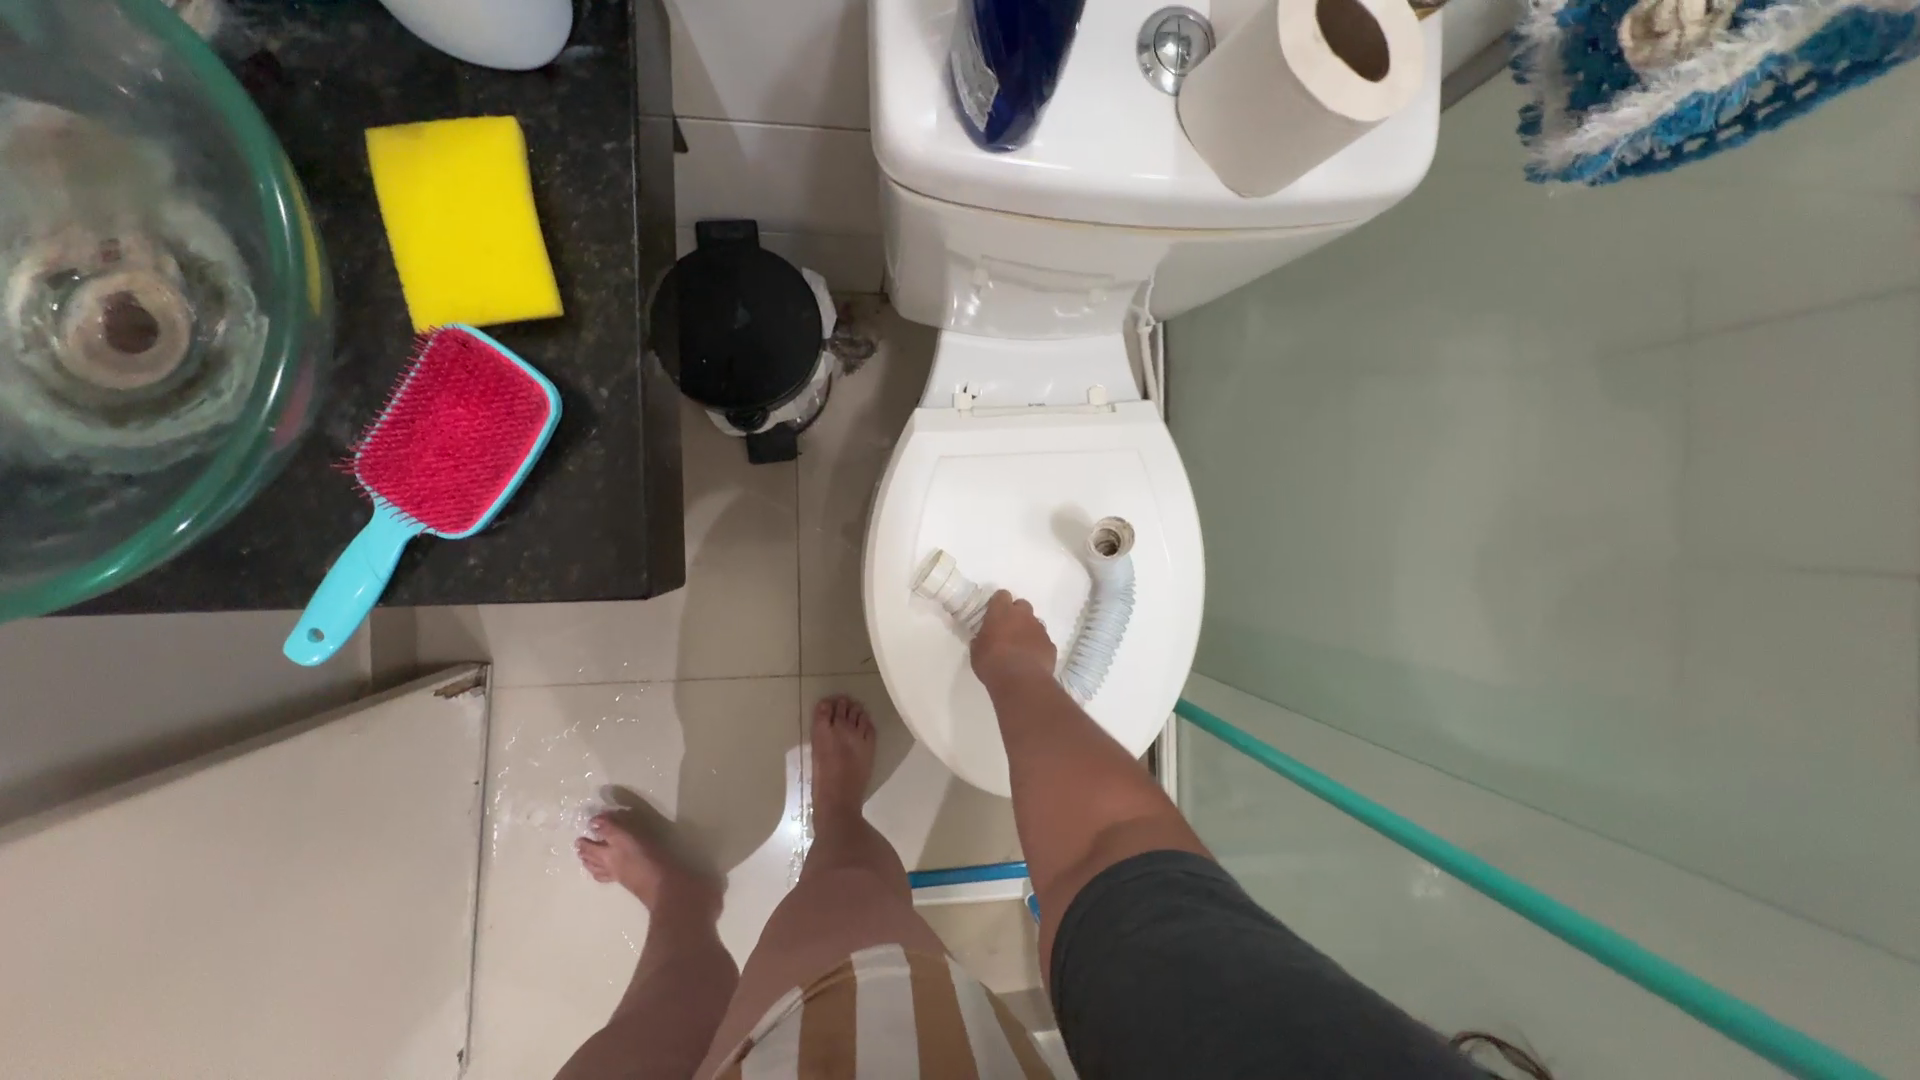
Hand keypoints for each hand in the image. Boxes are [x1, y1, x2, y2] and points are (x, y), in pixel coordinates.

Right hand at [970, 591, 1056, 689]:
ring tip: (1020, 647)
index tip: (993, 613)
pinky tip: (1032, 659)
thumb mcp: (977, 651)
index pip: (1002, 595)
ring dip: (1027, 630)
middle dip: (1016, 614)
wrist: (1021, 681)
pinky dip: (1038, 646)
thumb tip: (982, 639)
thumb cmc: (992, 663)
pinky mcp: (1050, 645)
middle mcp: (1023, 616)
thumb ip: (981, 639)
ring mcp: (1040, 629)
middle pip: (1022, 605)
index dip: (998, 603)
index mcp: (1002, 612)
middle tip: (1008, 629)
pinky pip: (1043, 640)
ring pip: (1034, 622)